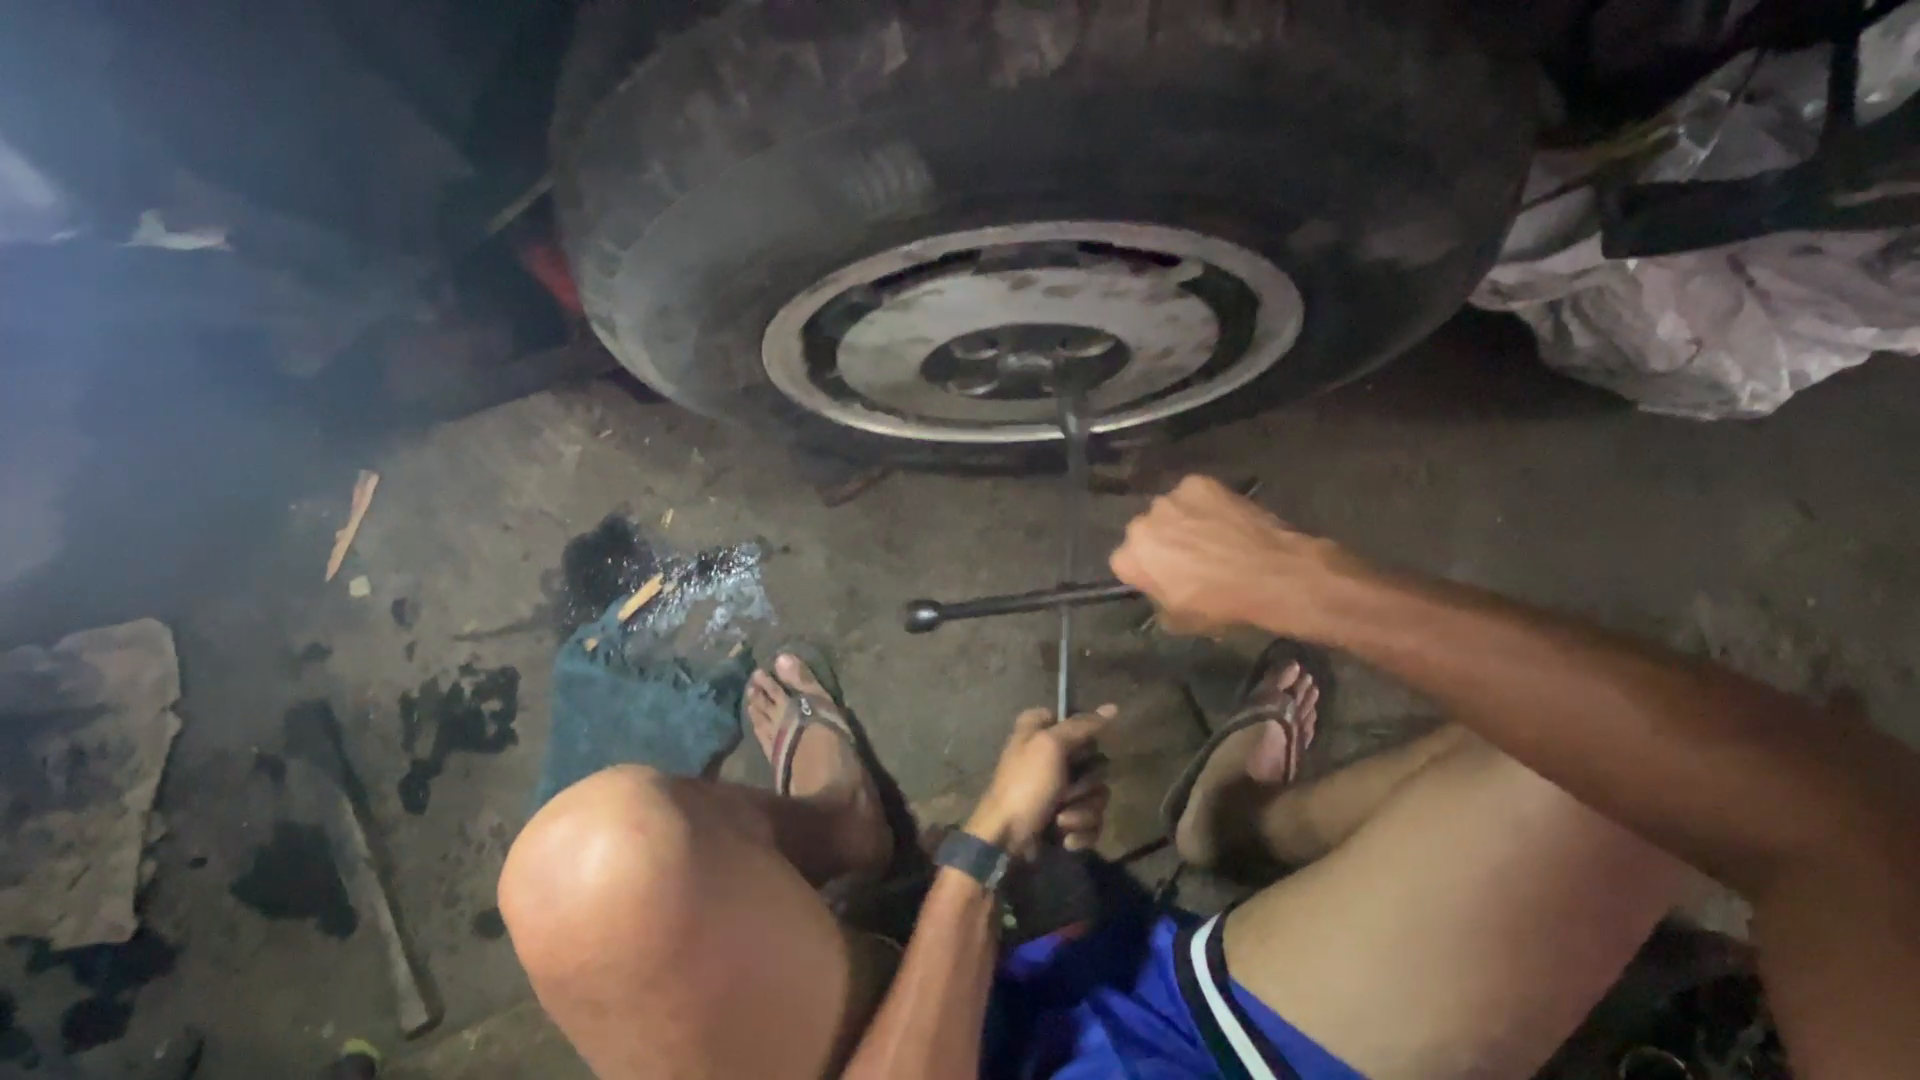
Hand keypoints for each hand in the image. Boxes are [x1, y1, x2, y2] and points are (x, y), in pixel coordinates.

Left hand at [965, 706, 1113, 857]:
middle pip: (1095, 762)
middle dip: (1085, 783)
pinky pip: (1092, 820)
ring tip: (1060, 820)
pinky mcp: (1066, 820)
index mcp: (1039, 732)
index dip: (1083, 737)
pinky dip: (1079, 830)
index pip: (1076, 721)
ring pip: (1098, 795)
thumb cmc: (1025, 786)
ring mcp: (1060, 791)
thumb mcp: (1051, 746)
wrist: (1006, 839)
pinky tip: (1063, 838)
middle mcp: (1050, 758)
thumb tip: (1113, 707)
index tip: (1080, 749)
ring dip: (1081, 811)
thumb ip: (1081, 725)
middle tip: (1066, 790)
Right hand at [1110, 475, 1348, 636]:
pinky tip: (1225, 519)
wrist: (1271, 573)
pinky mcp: (1197, 482)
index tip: (1167, 578)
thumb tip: (1162, 588)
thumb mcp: (1180, 619)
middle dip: (1162, 541)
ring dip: (1182, 521)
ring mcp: (1169, 499)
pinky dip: (1204, 504)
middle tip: (1190, 556)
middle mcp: (1141, 523)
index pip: (1125, 562)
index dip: (1146, 571)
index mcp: (1129, 558)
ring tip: (1212, 536)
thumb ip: (1157, 600)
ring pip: (1169, 510)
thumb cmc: (1221, 603)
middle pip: (1145, 532)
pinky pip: (1193, 494)